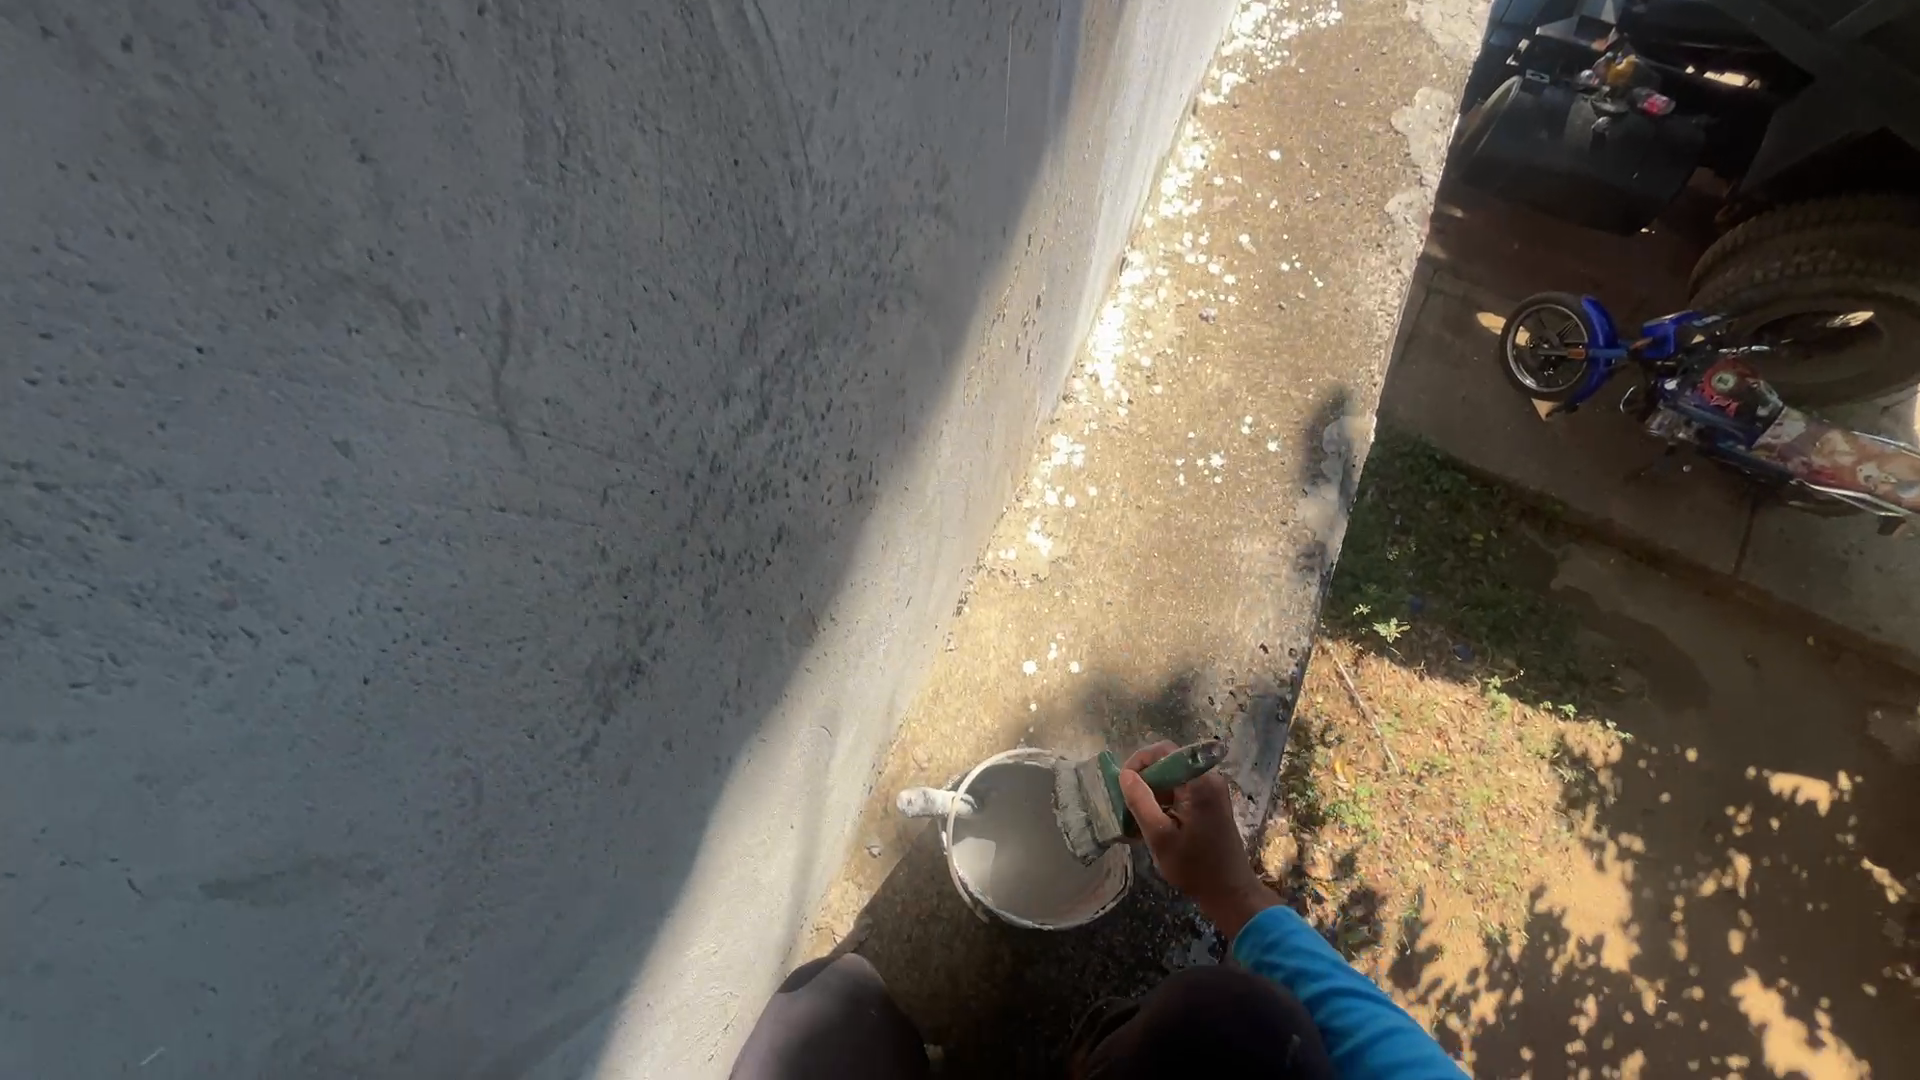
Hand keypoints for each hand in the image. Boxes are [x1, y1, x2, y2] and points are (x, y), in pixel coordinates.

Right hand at [1118, 741, 1276, 938]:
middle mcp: (1209, 779)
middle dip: (1144, 780)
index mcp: (1199, 783)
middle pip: (1168, 763)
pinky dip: (1165, 801)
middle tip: (1128, 803)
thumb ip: (1140, 802)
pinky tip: (1153, 823)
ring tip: (1137, 816)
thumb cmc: (1195, 867)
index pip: (1164, 751)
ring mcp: (1212, 791)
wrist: (1230, 893)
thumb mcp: (1160, 836)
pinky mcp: (1211, 803)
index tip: (1124, 784)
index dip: (1139, 761)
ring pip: (1173, 778)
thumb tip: (1125, 774)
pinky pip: (1182, 790)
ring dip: (1153, 792)